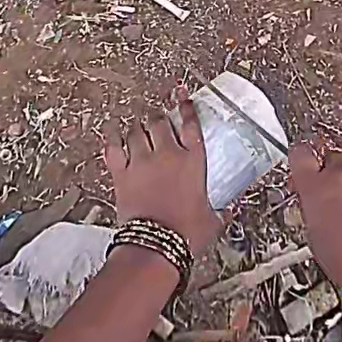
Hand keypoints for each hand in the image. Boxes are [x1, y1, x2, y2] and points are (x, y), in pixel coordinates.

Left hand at [104, 88, 220, 252]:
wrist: (156, 246)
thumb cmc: (186, 235)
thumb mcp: (211, 221)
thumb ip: (220, 212)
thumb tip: (229, 212)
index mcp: (192, 162)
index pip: (190, 125)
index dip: (186, 108)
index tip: (182, 96)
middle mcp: (167, 155)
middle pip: (159, 122)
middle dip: (157, 118)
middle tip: (157, 119)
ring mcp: (142, 161)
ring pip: (136, 131)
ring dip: (137, 127)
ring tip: (138, 127)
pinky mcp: (122, 173)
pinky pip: (113, 146)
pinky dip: (112, 138)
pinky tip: (112, 133)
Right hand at [287, 144, 341, 302]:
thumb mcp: (314, 236)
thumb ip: (311, 208)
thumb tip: (313, 204)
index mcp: (314, 187)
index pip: (300, 155)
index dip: (302, 161)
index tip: (305, 167)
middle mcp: (339, 176)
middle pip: (332, 165)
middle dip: (334, 181)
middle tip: (337, 204)